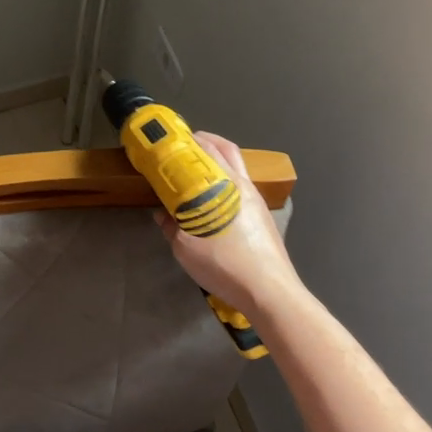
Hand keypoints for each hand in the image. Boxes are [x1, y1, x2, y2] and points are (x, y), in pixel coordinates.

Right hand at [154, 132, 304, 317]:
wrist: (268, 291)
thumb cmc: (225, 264)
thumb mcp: (186, 248)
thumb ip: (172, 227)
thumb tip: (163, 215)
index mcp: (227, 185)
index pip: (210, 148)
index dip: (190, 140)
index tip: (172, 141)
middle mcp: (244, 186)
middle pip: (228, 151)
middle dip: (206, 144)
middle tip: (184, 148)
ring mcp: (256, 202)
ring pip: (236, 169)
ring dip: (217, 163)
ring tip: (194, 172)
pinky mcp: (262, 218)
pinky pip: (240, 188)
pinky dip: (224, 183)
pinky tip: (211, 200)